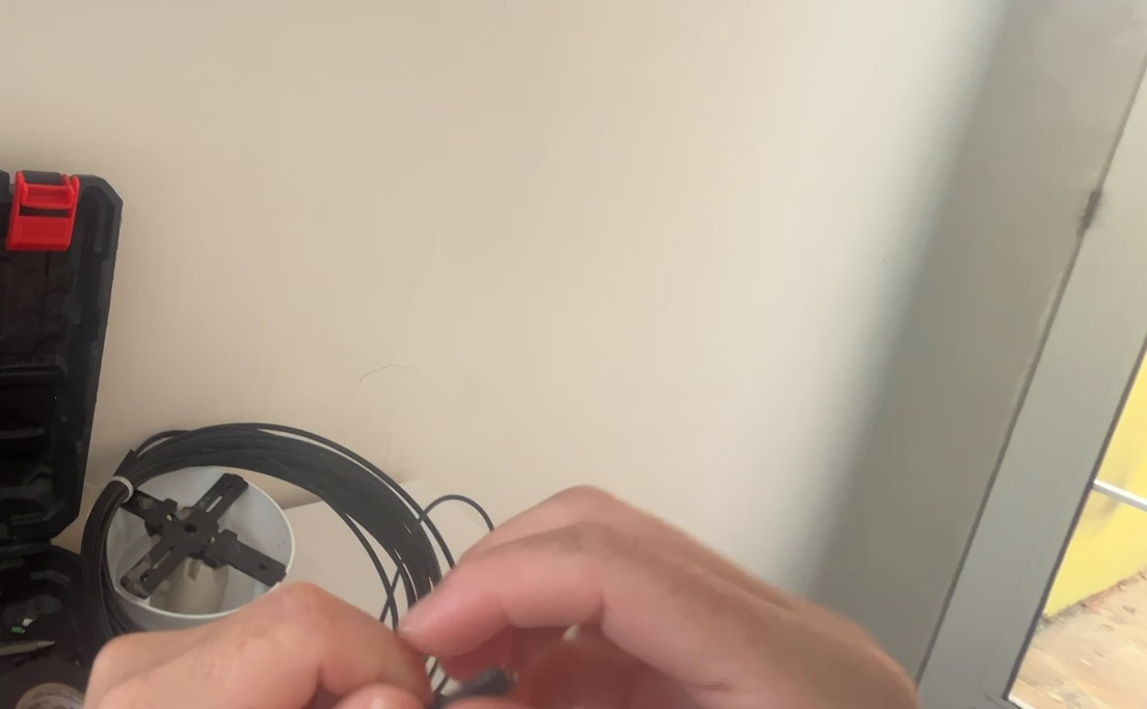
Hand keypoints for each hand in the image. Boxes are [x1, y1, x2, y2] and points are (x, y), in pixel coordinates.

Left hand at [87, 582, 434, 708]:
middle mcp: (144, 665)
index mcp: (167, 707)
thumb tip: (400, 695)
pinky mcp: (147, 670)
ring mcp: (140, 661)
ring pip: (275, 633)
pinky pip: (245, 653)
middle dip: (362, 679)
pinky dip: (287, 693)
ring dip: (326, 688)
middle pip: (295, 620)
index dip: (384, 667)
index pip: (306, 626)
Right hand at [400, 488, 917, 708]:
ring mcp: (764, 637)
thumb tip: (447, 703)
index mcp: (794, 670)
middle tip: (438, 641)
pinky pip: (623, 617)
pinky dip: (555, 643)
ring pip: (603, 556)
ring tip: (471, 668)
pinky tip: (524, 688)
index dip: (495, 584)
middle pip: (600, 528)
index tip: (424, 635)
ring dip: (520, 603)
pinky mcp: (738, 662)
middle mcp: (785, 628)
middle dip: (497, 575)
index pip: (610, 563)